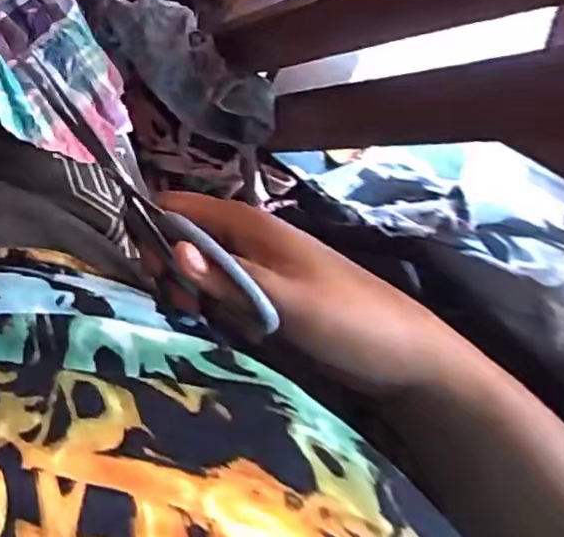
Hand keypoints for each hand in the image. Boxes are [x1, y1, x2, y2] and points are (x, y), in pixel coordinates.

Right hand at [159, 191, 488, 398]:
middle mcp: (242, 234)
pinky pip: (218, 287)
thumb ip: (226, 276)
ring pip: (197, 264)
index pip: (175, 205)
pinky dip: (210, 303)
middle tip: (183, 306)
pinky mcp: (261, 289)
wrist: (411, 357)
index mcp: (243, 220)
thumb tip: (171, 248)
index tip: (153, 271)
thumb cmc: (347, 319)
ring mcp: (252, 262)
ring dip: (189, 289)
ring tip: (200, 318)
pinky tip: (219, 325)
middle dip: (169, 266)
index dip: (153, 229)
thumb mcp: (283, 301)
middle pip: (180, 235)